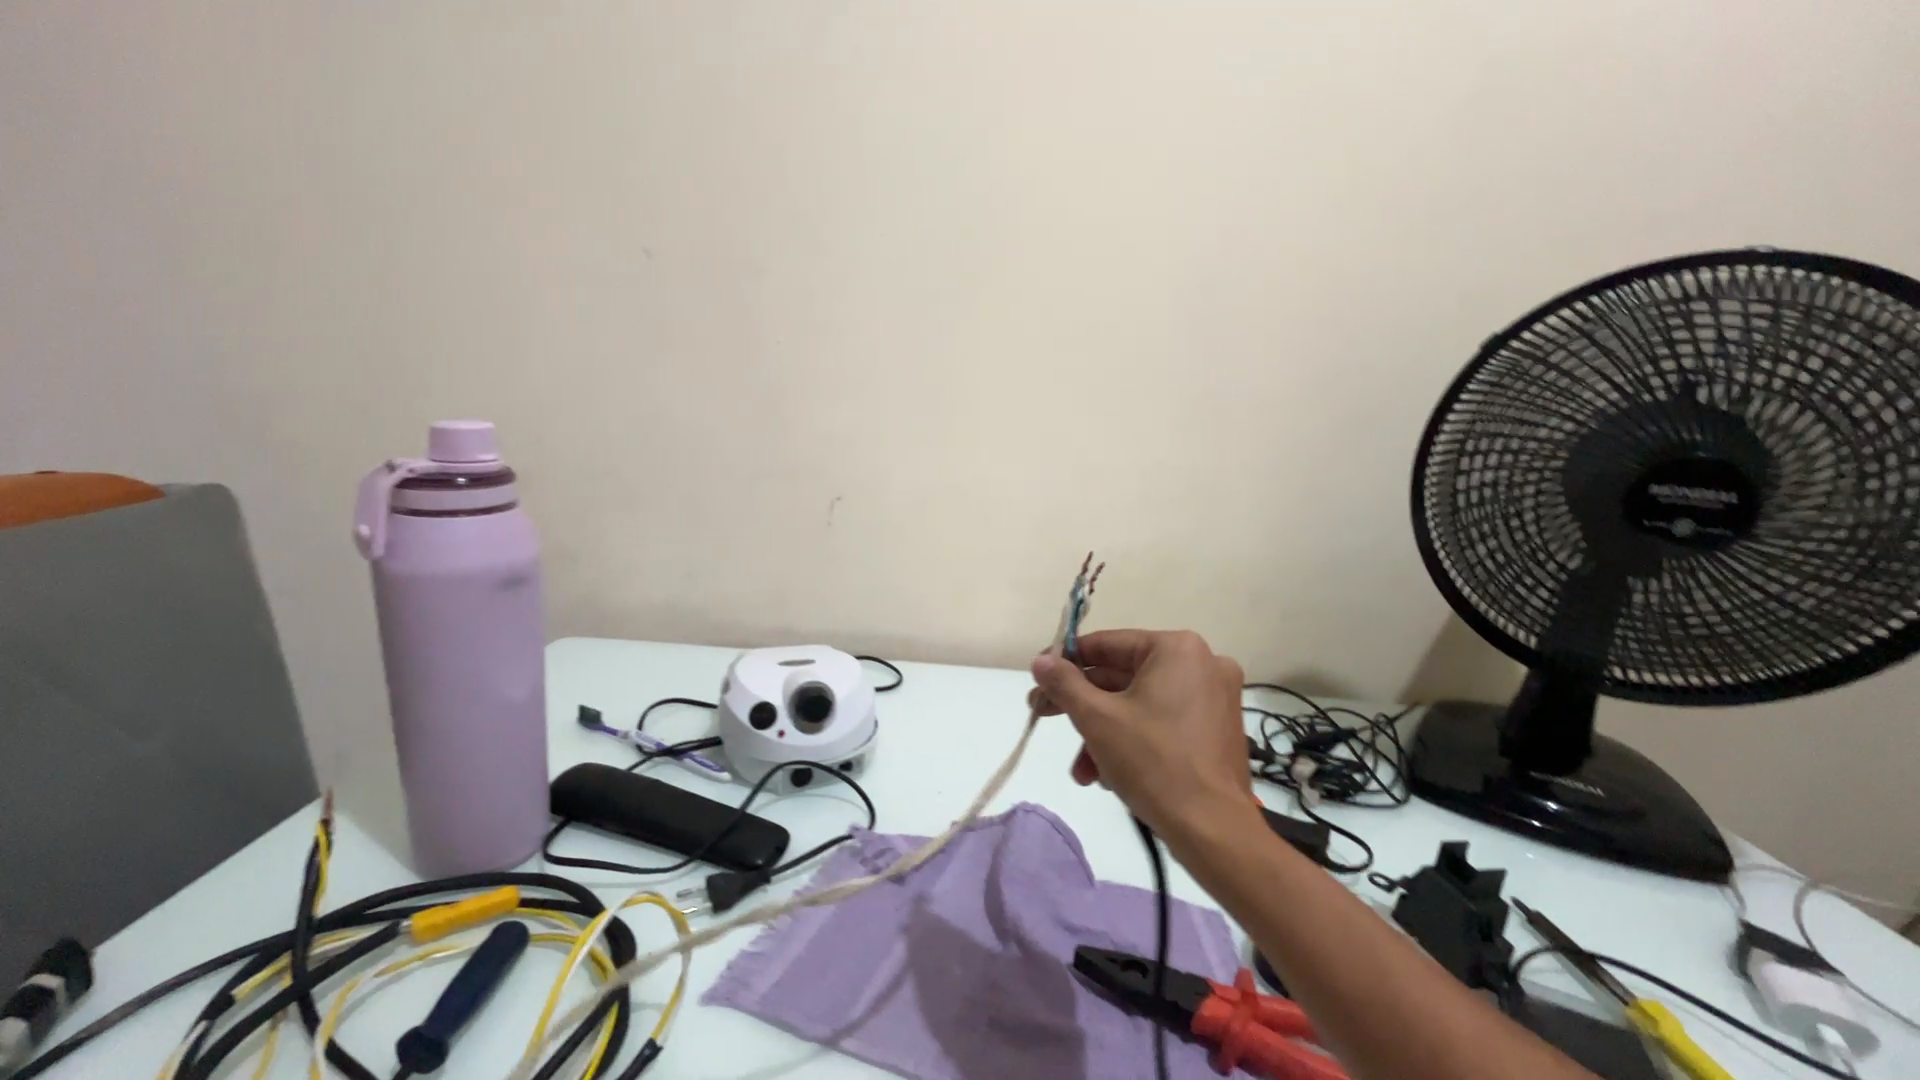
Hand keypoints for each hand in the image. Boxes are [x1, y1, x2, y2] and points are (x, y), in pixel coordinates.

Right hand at [1030, 629, 1257, 843]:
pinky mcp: (1217, 729)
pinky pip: (1163, 721)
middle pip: (1123, 676)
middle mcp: (1203, 663)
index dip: (1067, 662)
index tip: (1039, 680)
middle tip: (1043, 715)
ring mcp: (1215, 697)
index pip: (1108, 645)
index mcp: (1177, 649)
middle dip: (1083, 705)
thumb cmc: (1153, 762)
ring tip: (1081, 770)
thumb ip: (1064, 684)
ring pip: (1140, 704)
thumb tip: (1040, 661)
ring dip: (1104, 731)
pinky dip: (1134, 740)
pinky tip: (1109, 774)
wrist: (1212, 828)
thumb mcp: (1097, 719)